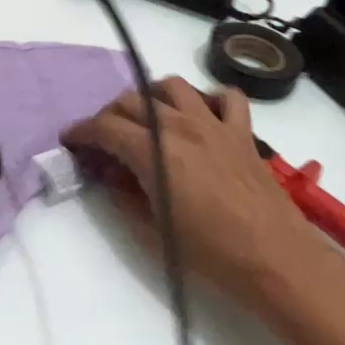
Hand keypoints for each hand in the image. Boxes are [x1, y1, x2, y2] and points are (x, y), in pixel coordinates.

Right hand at [62, 76, 318, 296]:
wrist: (275, 259)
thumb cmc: (211, 255)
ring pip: (173, 86)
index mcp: (154, 151)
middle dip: (110, 114)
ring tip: (148, 116)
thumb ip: (125, 197)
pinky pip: (226, 97)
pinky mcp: (242, 131)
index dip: (82, 130)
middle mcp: (180, 125)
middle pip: (133, 99)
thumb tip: (109, 175)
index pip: (105, 127)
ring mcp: (213, 123)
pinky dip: (209, 98)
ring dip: (153, 95)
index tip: (70, 139)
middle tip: (104, 137)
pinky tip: (202, 114)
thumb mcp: (152, 233)